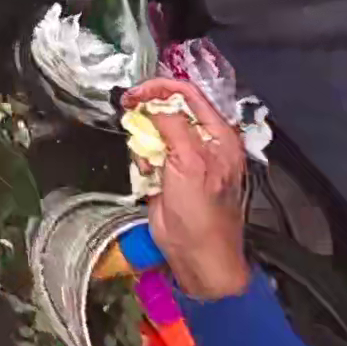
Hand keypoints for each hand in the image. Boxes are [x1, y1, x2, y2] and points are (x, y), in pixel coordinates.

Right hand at [127, 79, 249, 300]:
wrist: (198, 258)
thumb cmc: (203, 212)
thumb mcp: (190, 162)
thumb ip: (173, 125)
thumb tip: (154, 104)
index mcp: (217, 133)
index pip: (188, 94)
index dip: (161, 88)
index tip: (137, 92)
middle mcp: (202, 140)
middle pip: (169, 109)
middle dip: (149, 114)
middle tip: (129, 111)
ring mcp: (183, 156)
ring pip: (154, 130)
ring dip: (145, 141)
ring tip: (148, 162)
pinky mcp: (167, 172)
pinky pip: (148, 152)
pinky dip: (143, 159)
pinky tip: (148, 176)